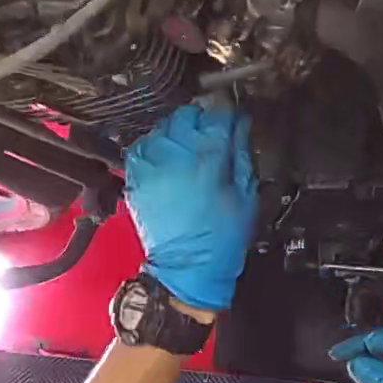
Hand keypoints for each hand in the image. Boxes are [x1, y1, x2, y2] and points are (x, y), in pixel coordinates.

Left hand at [124, 101, 257, 311]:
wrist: (188, 268)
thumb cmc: (224, 235)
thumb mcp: (247, 195)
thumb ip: (243, 154)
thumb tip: (240, 125)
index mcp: (210, 157)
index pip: (218, 114)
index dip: (228, 113)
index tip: (232, 118)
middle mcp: (176, 154)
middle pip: (187, 115)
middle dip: (201, 119)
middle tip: (210, 133)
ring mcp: (151, 164)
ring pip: (163, 127)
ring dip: (177, 132)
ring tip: (188, 146)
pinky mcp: (135, 177)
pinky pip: (141, 146)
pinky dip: (155, 146)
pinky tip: (166, 157)